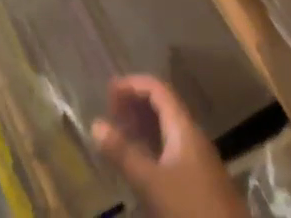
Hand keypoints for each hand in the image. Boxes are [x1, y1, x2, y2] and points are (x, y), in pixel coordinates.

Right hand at [93, 77, 247, 217]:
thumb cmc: (188, 205)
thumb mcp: (150, 181)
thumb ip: (123, 153)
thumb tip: (96, 124)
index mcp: (183, 127)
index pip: (159, 90)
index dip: (133, 84)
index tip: (108, 91)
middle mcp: (191, 133)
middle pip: (163, 104)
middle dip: (135, 101)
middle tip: (108, 109)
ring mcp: (194, 154)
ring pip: (165, 127)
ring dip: (142, 122)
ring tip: (117, 128)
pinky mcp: (194, 173)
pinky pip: (168, 145)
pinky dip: (149, 142)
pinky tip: (136, 156)